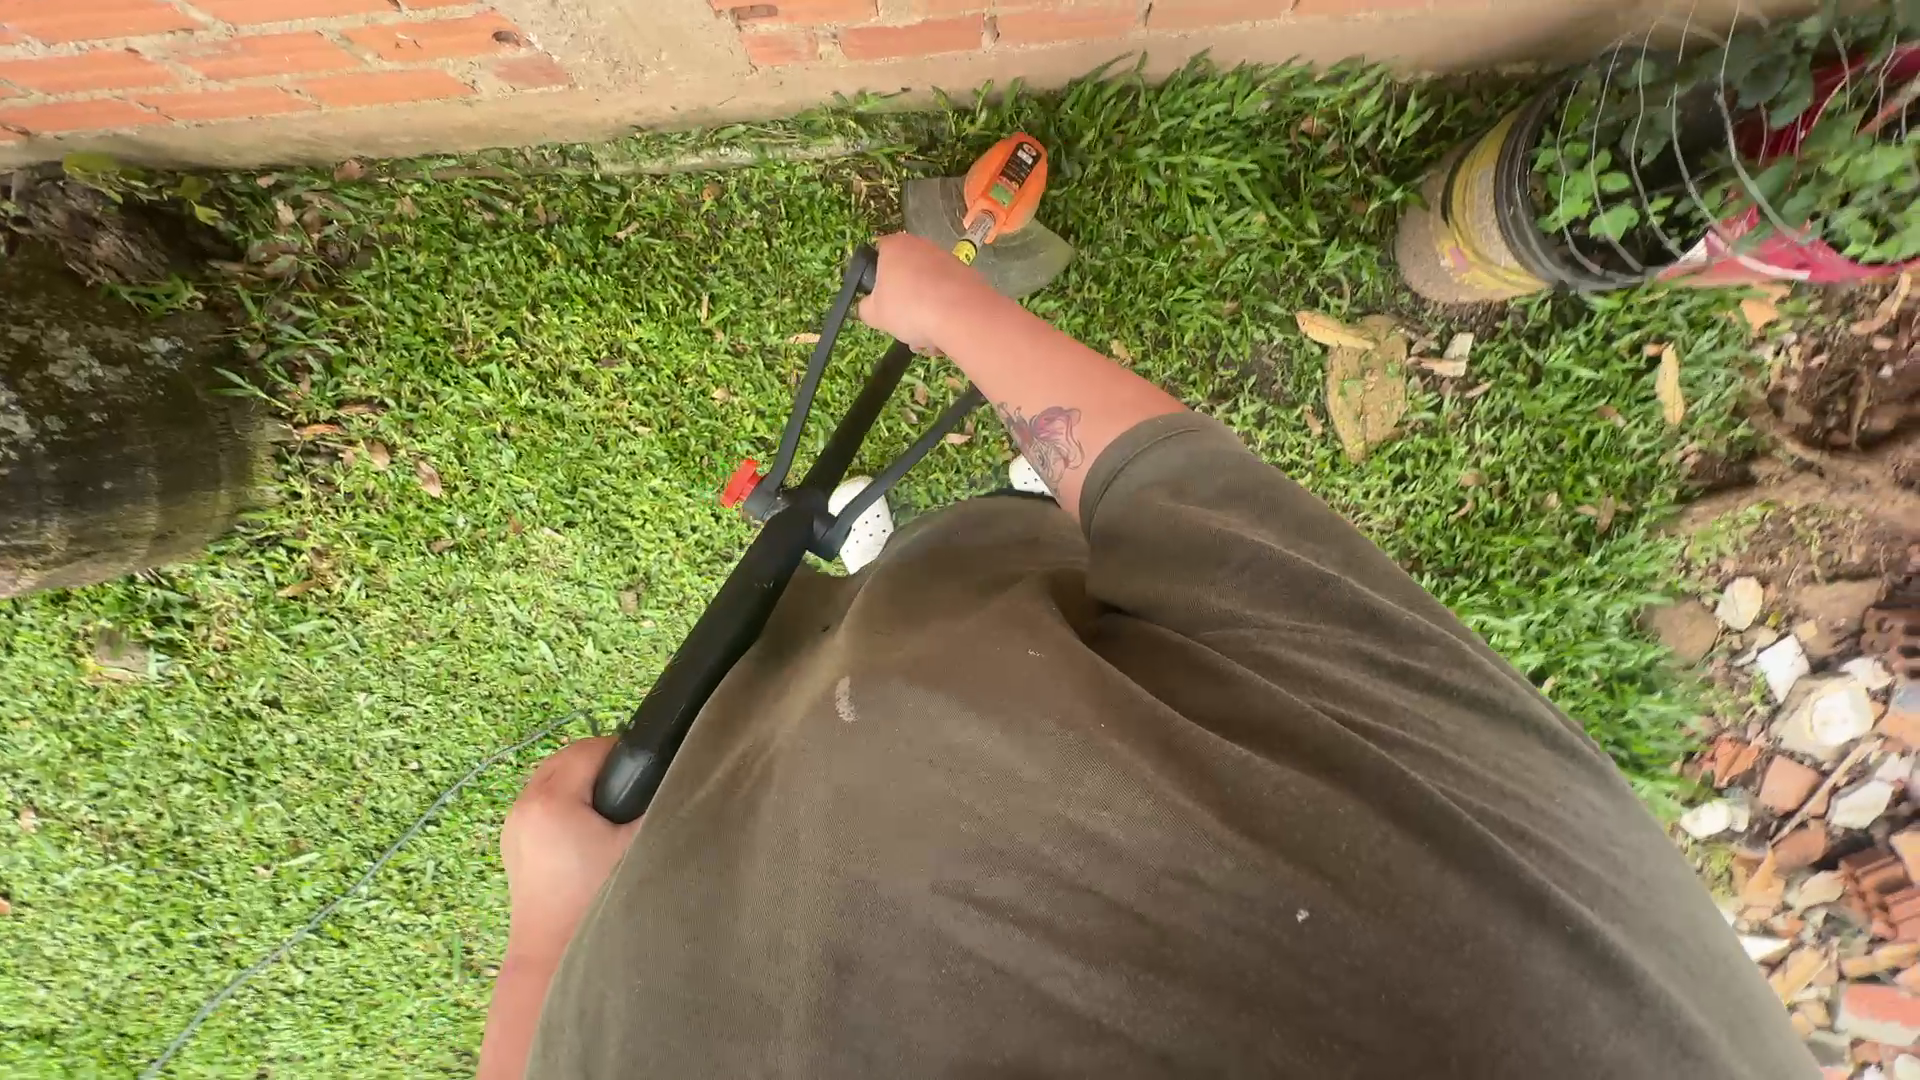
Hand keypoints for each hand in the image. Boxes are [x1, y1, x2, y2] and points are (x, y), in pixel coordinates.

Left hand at [500, 736, 640, 962]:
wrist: (555, 962)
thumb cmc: (598, 901)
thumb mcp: (639, 844)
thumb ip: (658, 803)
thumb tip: (681, 776)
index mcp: (550, 801)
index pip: (593, 748)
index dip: (625, 755)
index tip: (647, 776)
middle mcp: (523, 806)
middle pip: (570, 758)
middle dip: (605, 765)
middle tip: (636, 788)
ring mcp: (514, 826)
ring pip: (556, 778)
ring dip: (586, 782)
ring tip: (618, 808)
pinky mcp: (515, 844)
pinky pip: (545, 801)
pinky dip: (569, 800)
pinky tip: (594, 825)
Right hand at [857, 232, 992, 351]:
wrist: (961, 314)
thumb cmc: (909, 308)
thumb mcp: (874, 314)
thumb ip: (865, 308)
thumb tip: (870, 307)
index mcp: (894, 246)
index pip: (878, 255)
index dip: (877, 280)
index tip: (881, 302)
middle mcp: (921, 245)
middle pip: (906, 278)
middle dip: (905, 305)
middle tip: (905, 326)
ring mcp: (947, 259)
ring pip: (928, 292)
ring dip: (925, 316)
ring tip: (927, 338)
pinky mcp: (967, 276)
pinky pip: (948, 298)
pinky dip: (945, 315)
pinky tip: (945, 334)